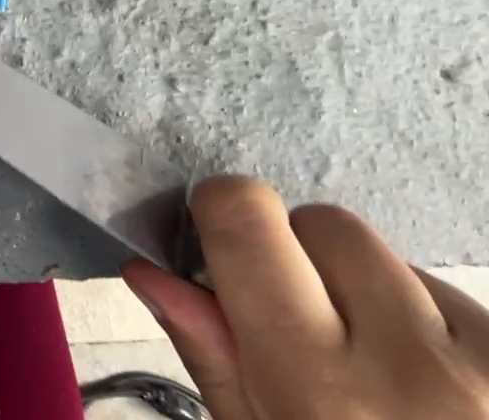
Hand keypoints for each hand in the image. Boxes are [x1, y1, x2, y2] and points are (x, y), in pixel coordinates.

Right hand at [124, 176, 488, 418]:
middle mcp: (413, 361)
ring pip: (403, 266)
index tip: (222, 244)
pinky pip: (469, 309)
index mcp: (317, 376)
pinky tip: (444, 393)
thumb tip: (149, 271)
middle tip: (303, 317)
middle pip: (326, 224)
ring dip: (377, 296)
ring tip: (389, 374)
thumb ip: (211, 355)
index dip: (225, 213)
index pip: (247, 217)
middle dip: (301, 253)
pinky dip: (442, 334)